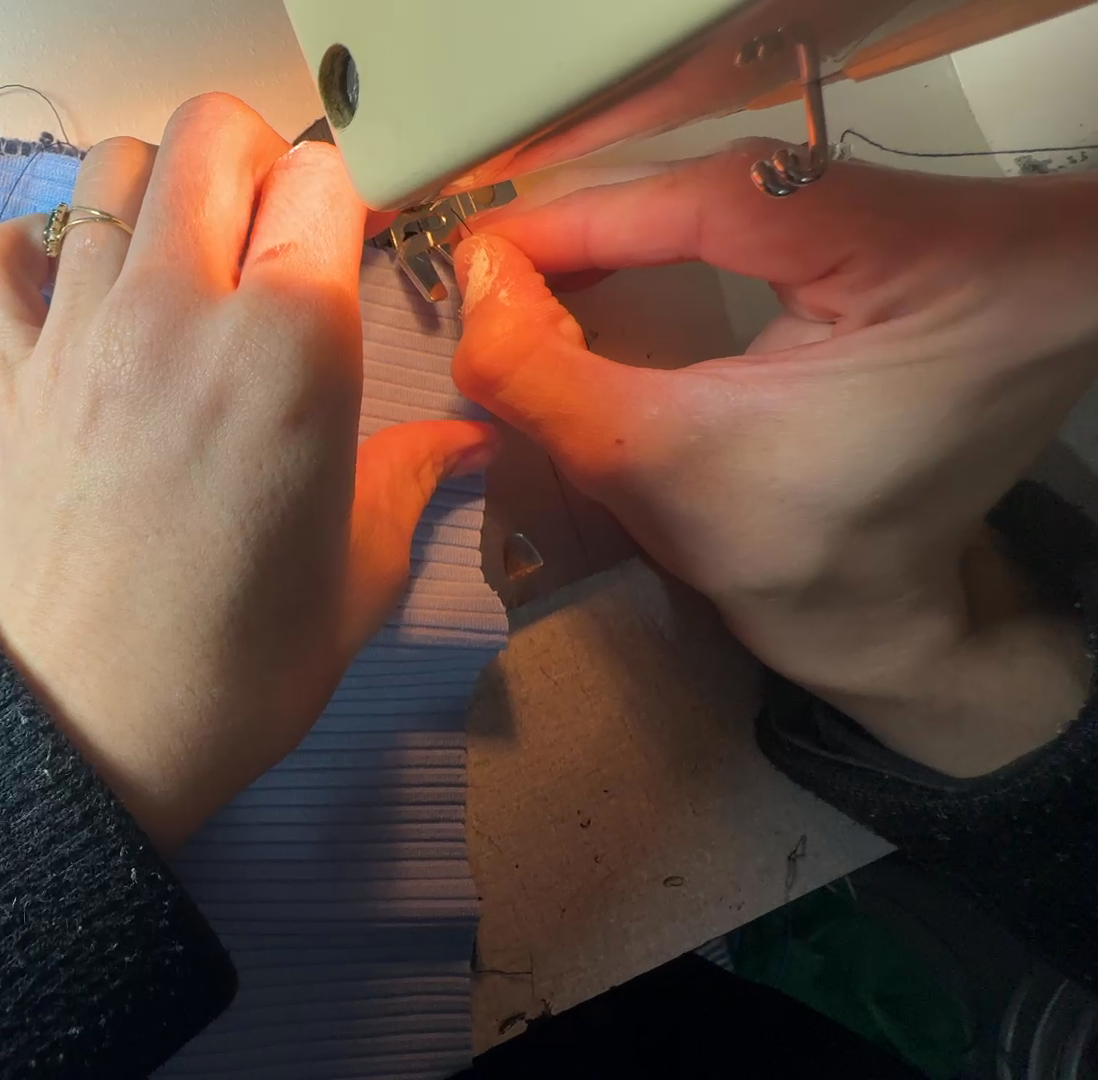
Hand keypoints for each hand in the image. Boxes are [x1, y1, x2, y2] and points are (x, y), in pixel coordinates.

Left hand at [0, 95, 494, 849]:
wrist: (84, 724)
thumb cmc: (237, 668)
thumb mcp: (357, 580)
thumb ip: (411, 480)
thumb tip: (463, 439)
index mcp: (290, 350)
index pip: (320, 181)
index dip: (339, 209)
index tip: (339, 260)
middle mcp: (176, 311)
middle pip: (208, 134)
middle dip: (252, 164)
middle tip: (265, 240)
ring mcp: (78, 334)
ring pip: (107, 171)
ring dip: (154, 195)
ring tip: (175, 267)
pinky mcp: (10, 375)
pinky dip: (25, 251)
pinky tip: (64, 297)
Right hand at [453, 144, 1097, 776]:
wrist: (858, 597)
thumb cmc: (771, 551)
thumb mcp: (632, 462)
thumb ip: (533, 370)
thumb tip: (474, 276)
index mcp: (964, 270)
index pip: (738, 196)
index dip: (592, 217)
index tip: (488, 249)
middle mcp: (1001, 221)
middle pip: (749, 182)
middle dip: (603, 221)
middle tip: (500, 259)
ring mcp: (978, 226)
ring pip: (757, 189)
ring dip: (630, 225)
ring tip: (538, 264)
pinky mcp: (936, 246)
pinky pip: (777, 212)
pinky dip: (672, 236)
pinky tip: (606, 263)